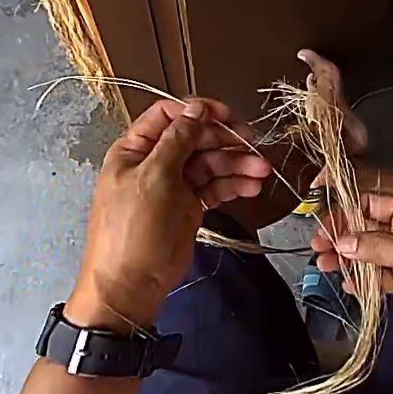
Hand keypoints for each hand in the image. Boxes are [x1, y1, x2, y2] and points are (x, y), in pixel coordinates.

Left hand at [67, 98, 269, 330]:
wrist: (131, 285)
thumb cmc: (134, 230)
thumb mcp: (154, 177)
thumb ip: (177, 139)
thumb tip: (195, 108)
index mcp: (136, 150)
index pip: (169, 116)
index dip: (198, 112)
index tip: (227, 116)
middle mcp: (156, 162)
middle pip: (196, 139)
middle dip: (226, 141)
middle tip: (254, 145)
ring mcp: (174, 185)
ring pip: (211, 164)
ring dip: (237, 165)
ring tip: (262, 172)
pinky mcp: (190, 206)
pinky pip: (215, 187)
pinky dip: (234, 185)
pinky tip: (252, 186)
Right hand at [311, 193, 392, 352]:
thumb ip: (384, 247)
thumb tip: (345, 240)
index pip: (377, 204)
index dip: (350, 209)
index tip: (325, 221)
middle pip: (368, 228)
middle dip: (342, 233)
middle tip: (318, 244)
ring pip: (370, 253)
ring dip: (347, 257)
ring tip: (324, 264)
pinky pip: (378, 278)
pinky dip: (361, 280)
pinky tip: (346, 283)